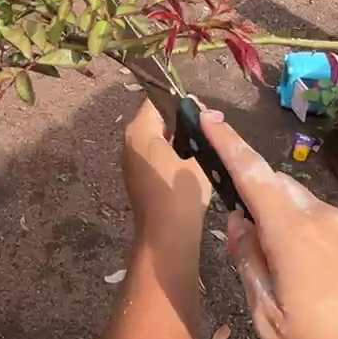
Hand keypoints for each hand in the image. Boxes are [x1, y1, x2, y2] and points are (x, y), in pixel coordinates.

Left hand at [121, 99, 210, 253]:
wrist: (166, 238)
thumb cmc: (180, 192)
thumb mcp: (196, 155)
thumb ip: (196, 128)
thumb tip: (200, 109)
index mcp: (139, 130)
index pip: (158, 100)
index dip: (181, 101)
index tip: (204, 112)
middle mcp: (130, 141)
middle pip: (157, 118)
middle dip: (182, 121)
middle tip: (208, 130)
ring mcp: (132, 160)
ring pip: (158, 138)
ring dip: (179, 140)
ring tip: (204, 146)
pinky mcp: (138, 177)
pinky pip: (156, 155)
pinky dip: (173, 156)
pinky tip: (192, 166)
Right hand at [200, 109, 337, 338]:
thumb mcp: (272, 324)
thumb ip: (250, 266)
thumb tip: (239, 226)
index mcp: (295, 234)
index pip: (253, 173)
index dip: (227, 142)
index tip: (207, 116)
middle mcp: (326, 220)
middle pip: (277, 188)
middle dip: (252, 198)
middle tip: (240, 244)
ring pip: (302, 208)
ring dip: (280, 223)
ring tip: (278, 278)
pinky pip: (326, 227)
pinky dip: (305, 238)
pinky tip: (312, 287)